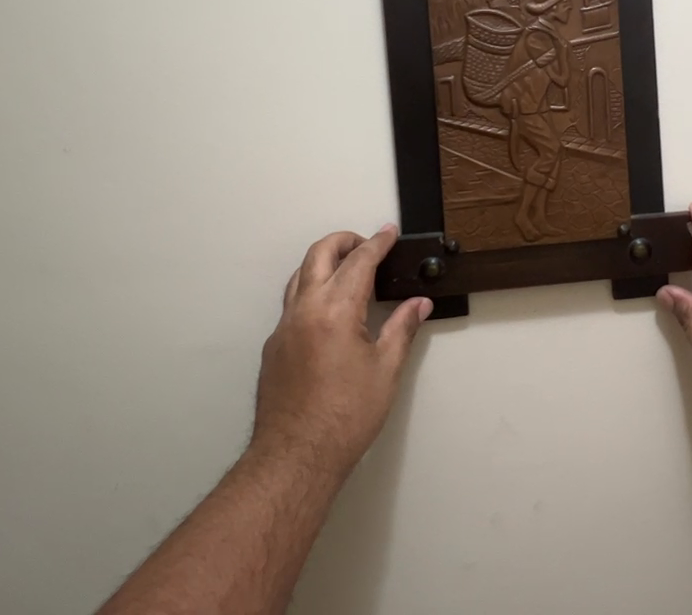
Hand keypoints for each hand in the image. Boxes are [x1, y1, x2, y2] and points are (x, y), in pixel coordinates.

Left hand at [248, 226, 432, 477]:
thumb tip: (418, 305)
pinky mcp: (273, 347)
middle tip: (368, 243)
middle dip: (345, 241)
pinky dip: (312, 289)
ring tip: (349, 268)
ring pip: (299, 275)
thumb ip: (402, 329)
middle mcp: (304, 311)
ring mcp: (284, 328)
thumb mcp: (386, 371)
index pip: (359, 262)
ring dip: (324, 261)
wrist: (295, 457)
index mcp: (335, 311)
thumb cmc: (345, 417)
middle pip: (319, 254)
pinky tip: (329, 309)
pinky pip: (292, 303)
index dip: (377, 243)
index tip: (389, 233)